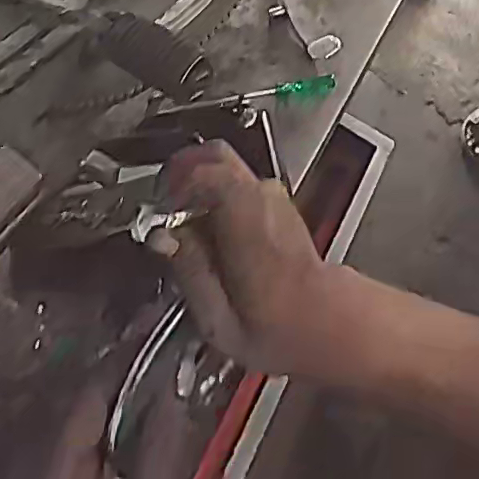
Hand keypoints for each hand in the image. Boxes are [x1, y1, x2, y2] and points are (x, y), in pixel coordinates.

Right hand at [152, 142, 346, 378]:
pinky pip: (238, 184)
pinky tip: (207, 232)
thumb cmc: (274, 323)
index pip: (207, 170)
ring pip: (227, 167)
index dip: (174, 183)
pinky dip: (216, 195)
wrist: (321, 317)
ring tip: (181, 224)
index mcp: (247, 217)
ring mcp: (273, 195)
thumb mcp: (218, 316)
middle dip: (183, 171)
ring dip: (199, 184)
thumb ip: (189, 268)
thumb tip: (162, 237)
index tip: (157, 208)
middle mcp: (263, 196)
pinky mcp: (277, 202)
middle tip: (162, 202)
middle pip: (217, 155)